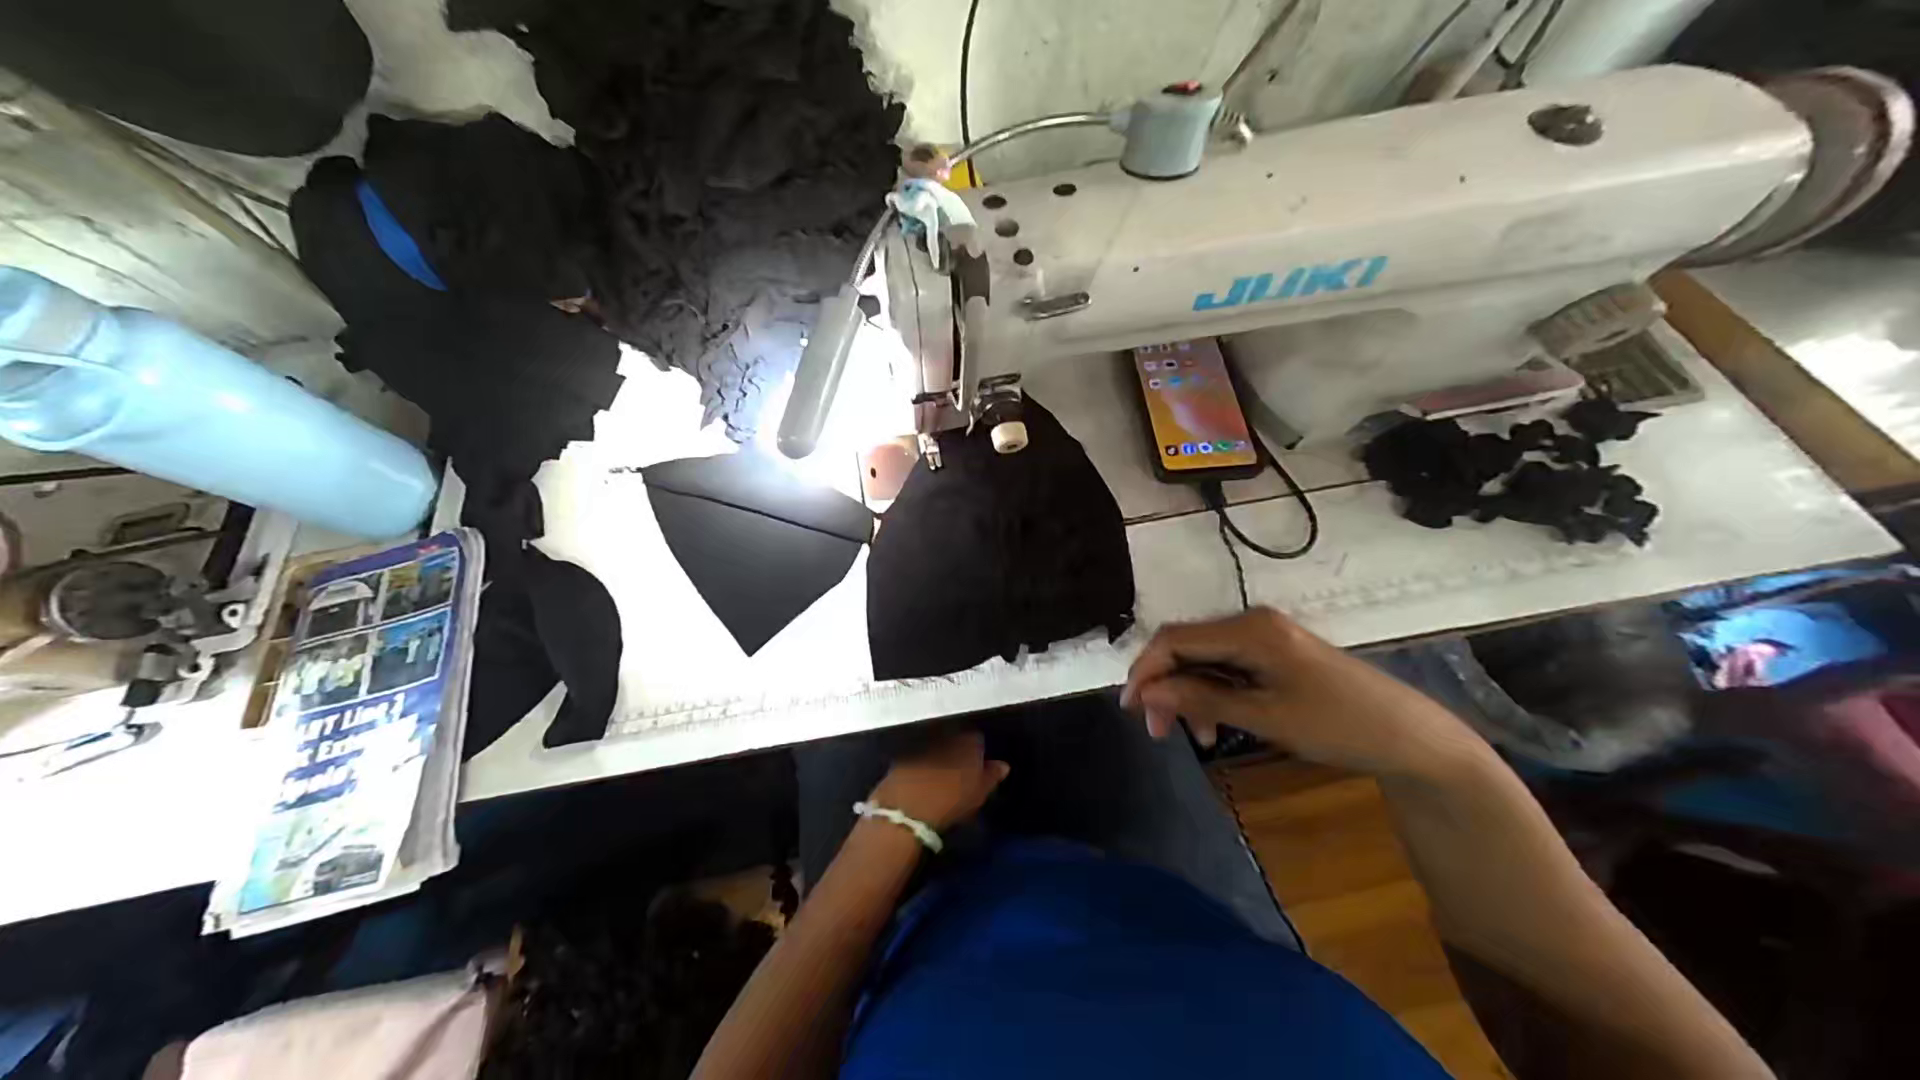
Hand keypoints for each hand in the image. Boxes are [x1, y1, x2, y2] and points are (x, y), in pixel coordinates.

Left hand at [868, 731, 1010, 831]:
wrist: (905, 810)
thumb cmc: (950, 802)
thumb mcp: (978, 794)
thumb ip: (991, 776)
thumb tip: (1003, 765)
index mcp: (967, 744)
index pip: (976, 739)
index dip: (977, 751)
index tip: (977, 765)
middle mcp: (943, 738)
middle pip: (954, 740)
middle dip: (956, 751)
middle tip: (959, 771)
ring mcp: (919, 746)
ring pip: (934, 747)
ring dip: (937, 757)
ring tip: (939, 777)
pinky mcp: (900, 758)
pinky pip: (914, 757)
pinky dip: (919, 765)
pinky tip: (919, 781)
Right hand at [1121, 608, 1492, 779]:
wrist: (1409, 736)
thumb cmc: (1337, 725)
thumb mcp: (1264, 717)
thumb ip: (1202, 698)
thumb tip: (1147, 691)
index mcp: (1249, 630)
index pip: (1175, 639)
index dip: (1145, 670)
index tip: (1130, 708)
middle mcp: (1252, 624)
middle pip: (1187, 648)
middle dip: (1166, 687)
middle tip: (1159, 731)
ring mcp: (1265, 638)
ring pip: (1205, 661)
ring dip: (1190, 695)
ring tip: (1194, 737)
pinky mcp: (1275, 655)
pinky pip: (1228, 668)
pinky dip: (1214, 694)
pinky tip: (1216, 724)